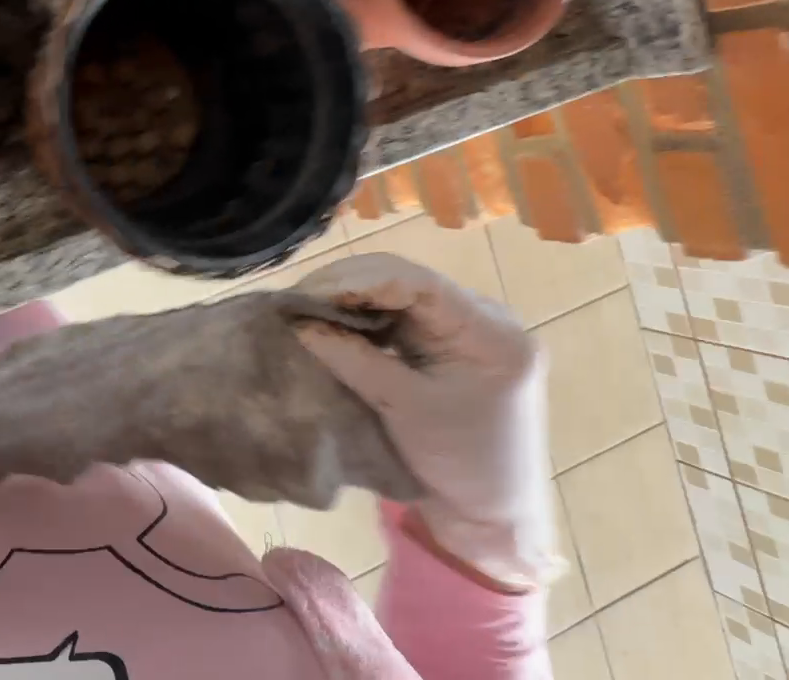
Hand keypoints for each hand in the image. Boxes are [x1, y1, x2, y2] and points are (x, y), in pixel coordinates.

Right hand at [296, 254, 561, 591]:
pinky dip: (361, 311)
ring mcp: (464, 324)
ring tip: (306, 306)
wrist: (491, 511)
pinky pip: (397, 309)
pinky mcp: (446, 337)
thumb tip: (296, 320)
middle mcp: (483, 316)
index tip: (310, 296)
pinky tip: (331, 317)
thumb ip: (349, 356)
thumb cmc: (456, 462)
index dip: (358, 281)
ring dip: (350, 294)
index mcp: (489, 332)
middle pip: (405, 278)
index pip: (417, 283)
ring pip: (397, 288)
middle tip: (297, 300)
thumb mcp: (399, 406)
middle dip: (347, 283)